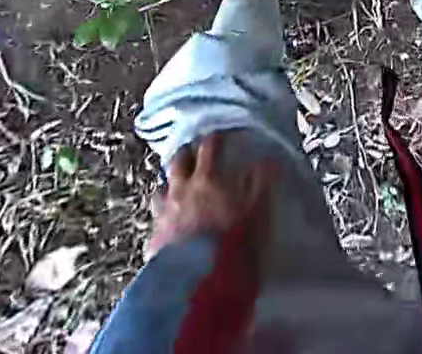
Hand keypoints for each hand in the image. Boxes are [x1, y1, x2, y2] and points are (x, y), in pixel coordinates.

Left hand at [145, 132, 274, 258]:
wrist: (196, 288)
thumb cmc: (232, 245)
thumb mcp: (257, 212)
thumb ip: (262, 183)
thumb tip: (269, 159)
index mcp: (207, 178)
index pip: (209, 147)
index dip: (214, 138)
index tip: (219, 134)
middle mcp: (181, 189)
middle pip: (179, 161)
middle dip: (187, 153)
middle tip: (194, 152)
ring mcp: (163, 214)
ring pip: (161, 187)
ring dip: (170, 183)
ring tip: (178, 186)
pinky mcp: (152, 240)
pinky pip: (155, 219)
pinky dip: (163, 214)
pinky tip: (169, 222)